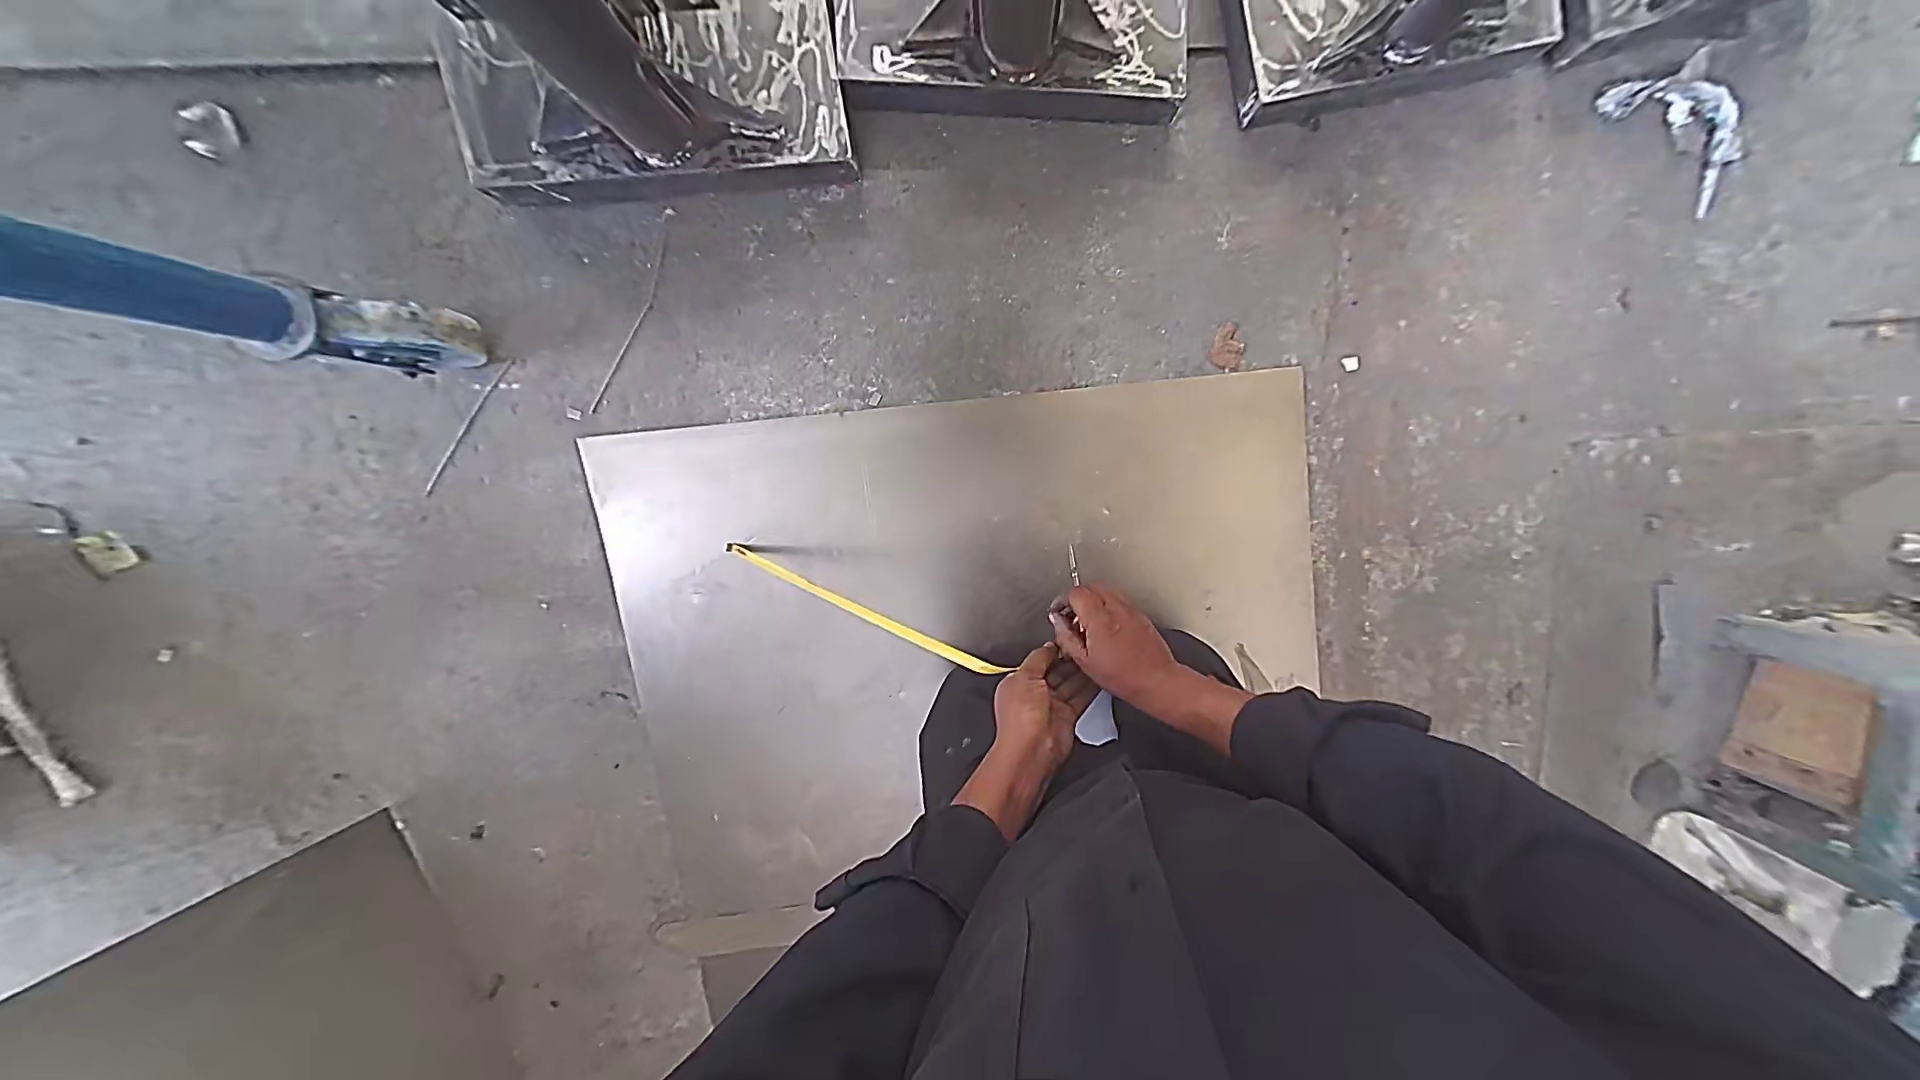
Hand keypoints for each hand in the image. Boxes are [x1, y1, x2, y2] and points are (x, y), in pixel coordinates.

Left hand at [990, 642, 1086, 768]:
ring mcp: (1052, 705)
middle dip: (1070, 659)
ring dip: (1082, 672)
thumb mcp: (1024, 677)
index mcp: (1019, 681)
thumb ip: (1038, 659)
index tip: (1069, 639)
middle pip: (1057, 671)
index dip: (1054, 650)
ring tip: (1097, 656)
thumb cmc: (1020, 718)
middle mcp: (1035, 693)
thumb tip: (1048, 646)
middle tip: (1086, 646)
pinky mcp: (1067, 716)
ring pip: (1071, 683)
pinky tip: (1100, 676)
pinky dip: (1090, 688)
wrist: (1032, 750)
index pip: (1039, 660)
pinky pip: (1081, 697)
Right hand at [1049, 584, 1186, 712]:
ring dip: (1093, 598)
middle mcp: (1116, 609)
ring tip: (1088, 618)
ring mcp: (1130, 610)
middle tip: (1071, 613)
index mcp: (1100, 619)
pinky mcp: (1140, 615)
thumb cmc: (1124, 676)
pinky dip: (1108, 604)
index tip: (1059, 611)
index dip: (1063, 601)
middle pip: (1091, 586)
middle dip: (1077, 597)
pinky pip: (1120, 598)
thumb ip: (1066, 638)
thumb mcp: (1085, 662)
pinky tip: (1105, 623)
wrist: (1156, 680)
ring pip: (1106, 589)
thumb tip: (1058, 623)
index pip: (1076, 594)